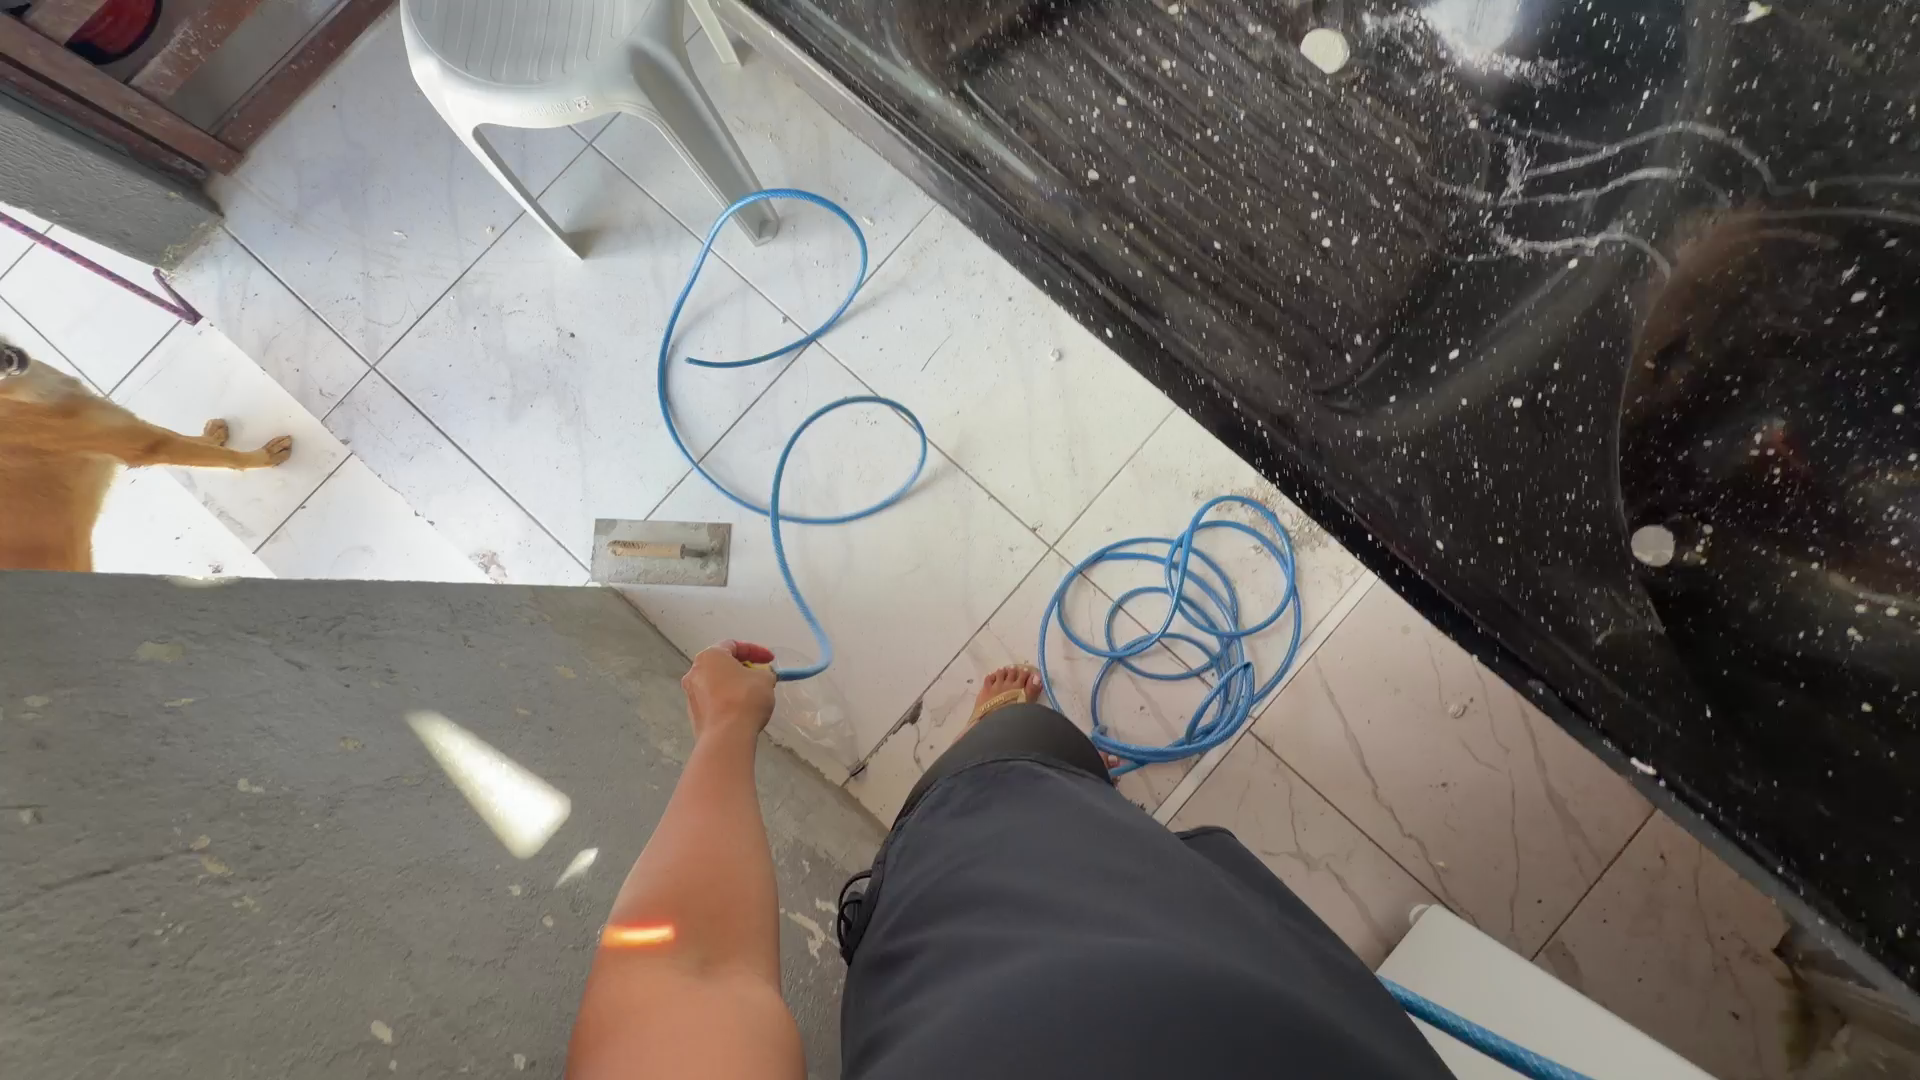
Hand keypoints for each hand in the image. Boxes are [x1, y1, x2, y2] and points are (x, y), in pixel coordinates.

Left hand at [681, 640, 776, 744]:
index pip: (734, 645)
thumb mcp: (765, 679)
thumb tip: (761, 677)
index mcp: (710, 656)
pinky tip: (741, 710)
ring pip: (716, 683)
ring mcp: (691, 694)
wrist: (726, 736)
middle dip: (743, 668)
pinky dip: (727, 701)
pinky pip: (714, 701)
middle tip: (760, 676)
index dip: (756, 650)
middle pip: (722, 664)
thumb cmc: (745, 698)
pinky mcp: (693, 715)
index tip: (770, 660)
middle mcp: (694, 672)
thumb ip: (764, 673)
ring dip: (734, 685)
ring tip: (753, 694)